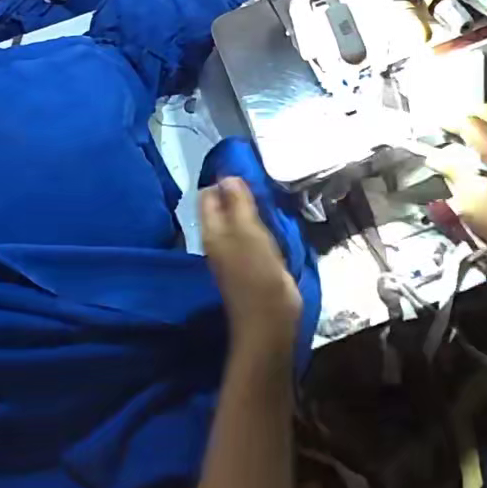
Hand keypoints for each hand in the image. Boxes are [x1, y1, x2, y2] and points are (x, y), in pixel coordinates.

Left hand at [200, 177, 301, 361]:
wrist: (270, 321)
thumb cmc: (257, 272)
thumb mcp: (247, 231)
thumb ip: (237, 202)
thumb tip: (227, 175)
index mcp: (212, 231)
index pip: (208, 194)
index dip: (223, 179)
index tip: (246, 166)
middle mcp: (219, 239)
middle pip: (223, 206)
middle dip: (240, 191)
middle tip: (263, 178)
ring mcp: (236, 252)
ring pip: (240, 218)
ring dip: (254, 207)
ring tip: (273, 192)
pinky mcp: (254, 261)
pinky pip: (254, 233)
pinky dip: (263, 222)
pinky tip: (278, 216)